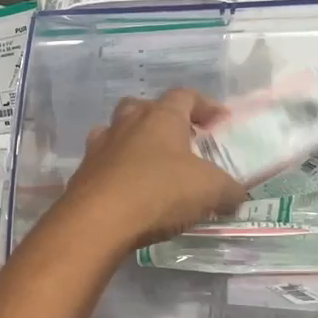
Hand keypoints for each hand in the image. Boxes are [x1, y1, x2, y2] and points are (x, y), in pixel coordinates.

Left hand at [59, 89, 249, 248]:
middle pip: (142, 107)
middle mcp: (126, 124)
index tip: (220, 121)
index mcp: (160, 118)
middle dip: (161, 119)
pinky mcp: (82, 174)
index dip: (205, 105)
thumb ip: (228, 190)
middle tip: (178, 141)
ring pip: (116, 132)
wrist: (97, 221)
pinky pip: (103, 164)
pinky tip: (127, 192)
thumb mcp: (210, 191)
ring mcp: (99, 147)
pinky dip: (116, 172)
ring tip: (150, 166)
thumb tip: (235, 196)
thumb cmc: (159, 192)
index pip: (184, 96)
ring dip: (133, 144)